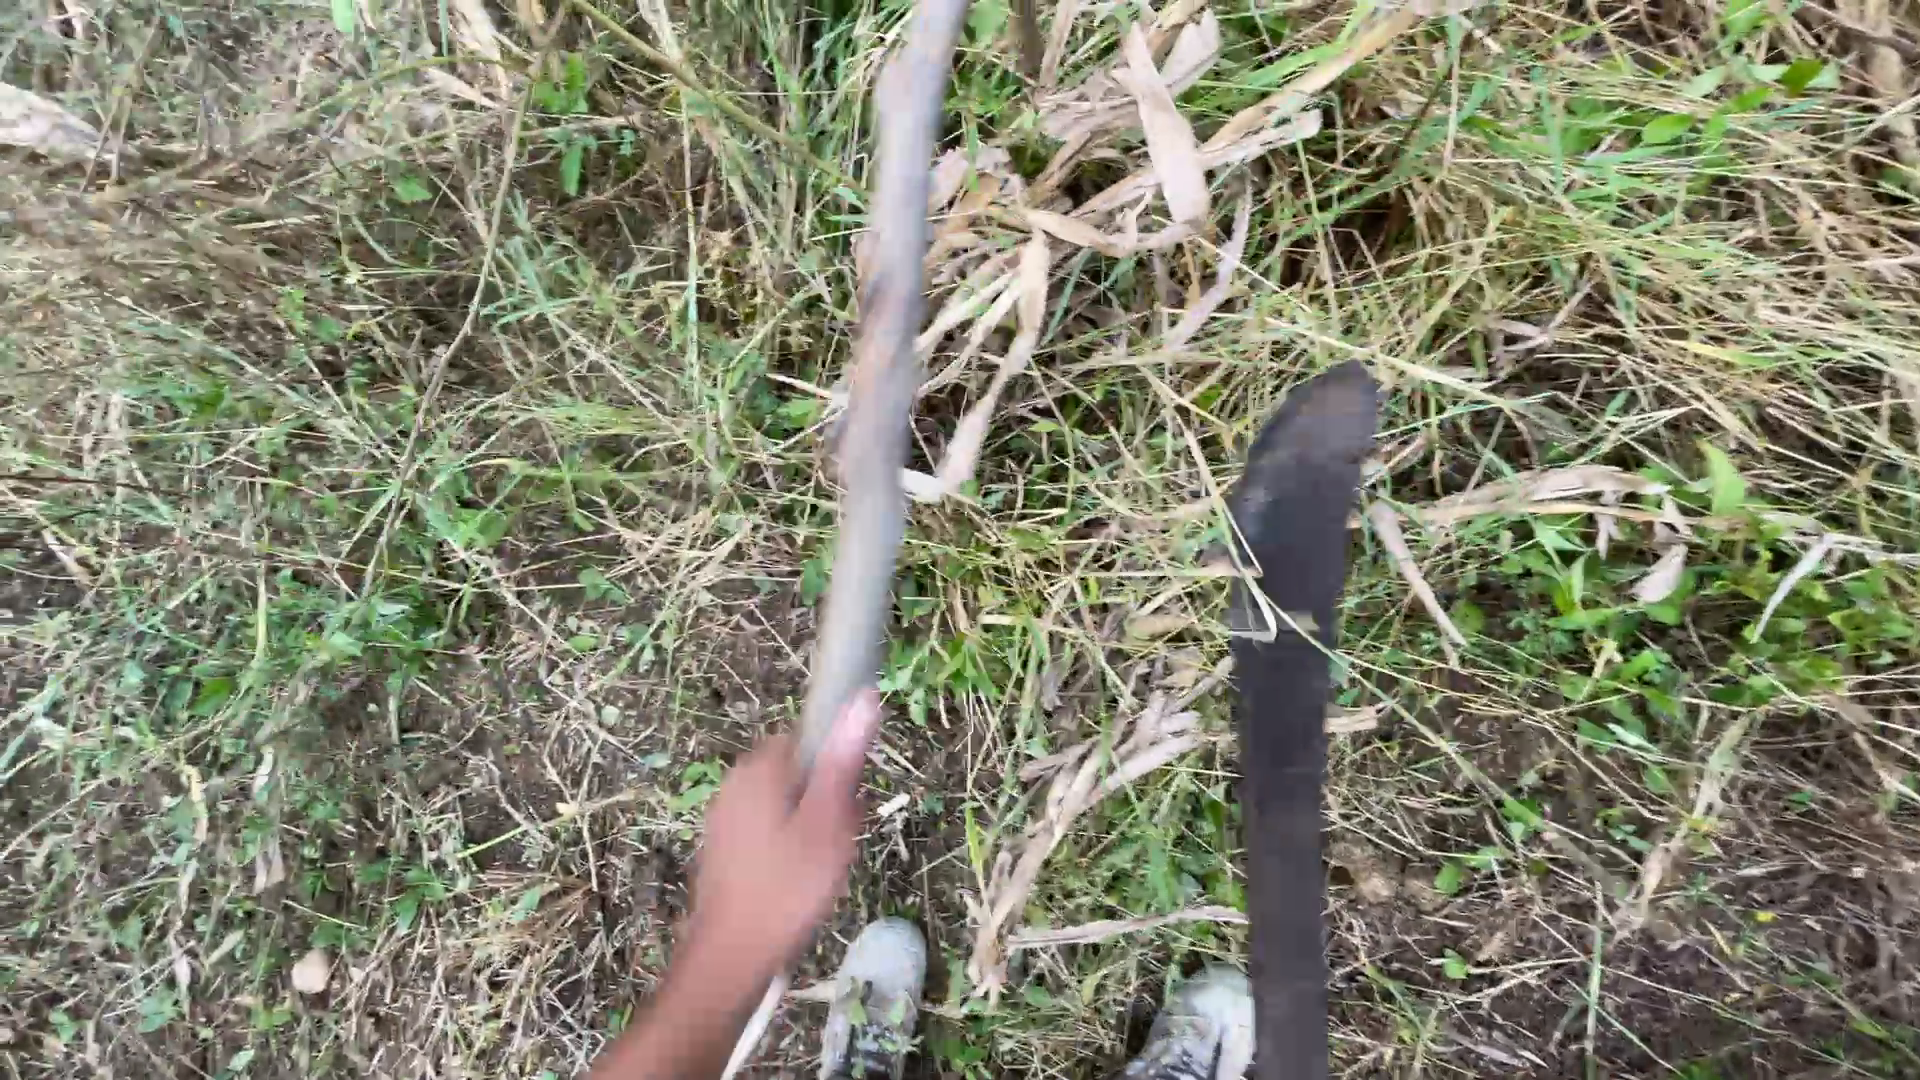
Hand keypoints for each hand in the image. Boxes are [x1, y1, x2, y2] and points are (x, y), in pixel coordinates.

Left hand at [682, 691, 880, 987]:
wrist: (730, 961)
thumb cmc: (787, 888)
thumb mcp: (828, 820)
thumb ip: (844, 759)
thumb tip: (865, 697)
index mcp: (759, 766)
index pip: (811, 737)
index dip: (837, 768)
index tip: (848, 805)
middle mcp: (736, 781)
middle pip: (801, 770)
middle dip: (827, 800)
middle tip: (837, 841)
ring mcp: (726, 816)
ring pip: (788, 802)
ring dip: (812, 825)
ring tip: (821, 866)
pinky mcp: (724, 846)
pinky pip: (770, 828)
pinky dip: (790, 845)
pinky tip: (797, 880)